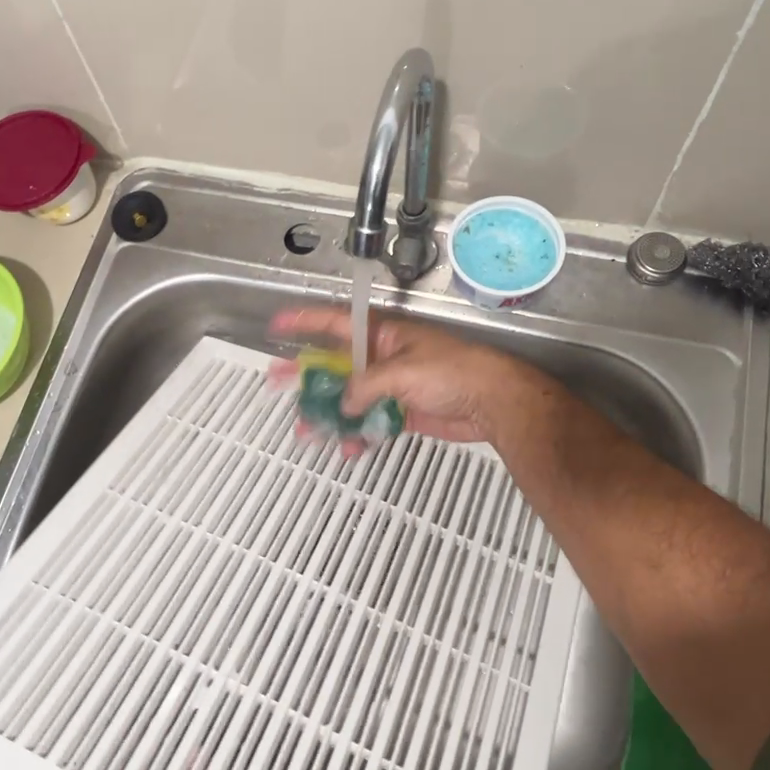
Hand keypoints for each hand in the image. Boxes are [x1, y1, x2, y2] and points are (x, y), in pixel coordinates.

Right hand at [268, 307, 538, 445]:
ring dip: (328, 415)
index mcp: (382, 334)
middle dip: (306, 377)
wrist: (494, 402)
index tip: (277, 325)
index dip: (304, 322)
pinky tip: (348, 448)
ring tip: (306, 431)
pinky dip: (358, 435)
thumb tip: (345, 405)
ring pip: (349, 399)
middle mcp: (382, 357)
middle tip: (276, 385)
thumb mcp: (403, 371)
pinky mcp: (402, 412)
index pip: (335, 322)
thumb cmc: (455, 372)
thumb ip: (367, 386)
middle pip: (335, 365)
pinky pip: (370, 422)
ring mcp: (391, 386)